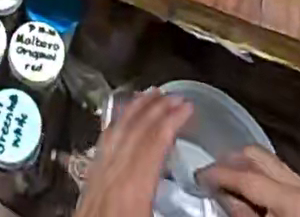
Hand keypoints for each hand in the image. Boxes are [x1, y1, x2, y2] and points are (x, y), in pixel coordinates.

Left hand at [77, 91, 192, 216]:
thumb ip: (179, 206)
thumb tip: (210, 204)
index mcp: (133, 188)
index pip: (153, 143)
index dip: (170, 120)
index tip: (186, 105)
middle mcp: (111, 173)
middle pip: (133, 130)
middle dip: (154, 108)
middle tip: (172, 94)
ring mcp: (97, 174)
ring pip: (115, 131)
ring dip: (133, 110)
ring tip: (148, 95)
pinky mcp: (89, 180)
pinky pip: (104, 142)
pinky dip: (116, 124)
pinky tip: (121, 120)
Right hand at [197, 146, 299, 216]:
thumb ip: (239, 212)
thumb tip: (220, 192)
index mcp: (292, 200)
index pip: (244, 175)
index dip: (216, 174)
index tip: (197, 177)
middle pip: (255, 156)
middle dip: (230, 162)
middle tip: (213, 176)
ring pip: (267, 159)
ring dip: (244, 165)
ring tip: (230, 181)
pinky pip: (280, 172)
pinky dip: (261, 174)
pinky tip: (250, 189)